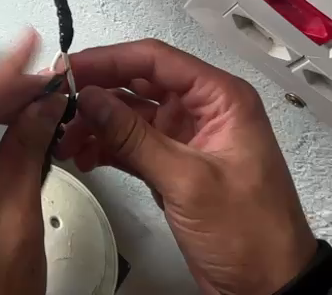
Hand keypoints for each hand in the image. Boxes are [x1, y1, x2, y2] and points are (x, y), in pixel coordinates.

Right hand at [57, 40, 316, 294]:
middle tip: (58, 98)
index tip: (69, 68)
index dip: (108, 59)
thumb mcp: (187, 180)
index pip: (154, 60)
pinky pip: (131, 141)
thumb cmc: (250, 235)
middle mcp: (202, 108)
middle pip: (137, 82)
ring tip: (65, 136)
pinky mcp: (173, 163)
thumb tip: (88, 97)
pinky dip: (106, 146)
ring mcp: (186, 135)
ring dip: (96, 122)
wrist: (273, 294)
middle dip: (96, 90)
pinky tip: (83, 156)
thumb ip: (133, 135)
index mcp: (219, 97)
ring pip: (130, 112)